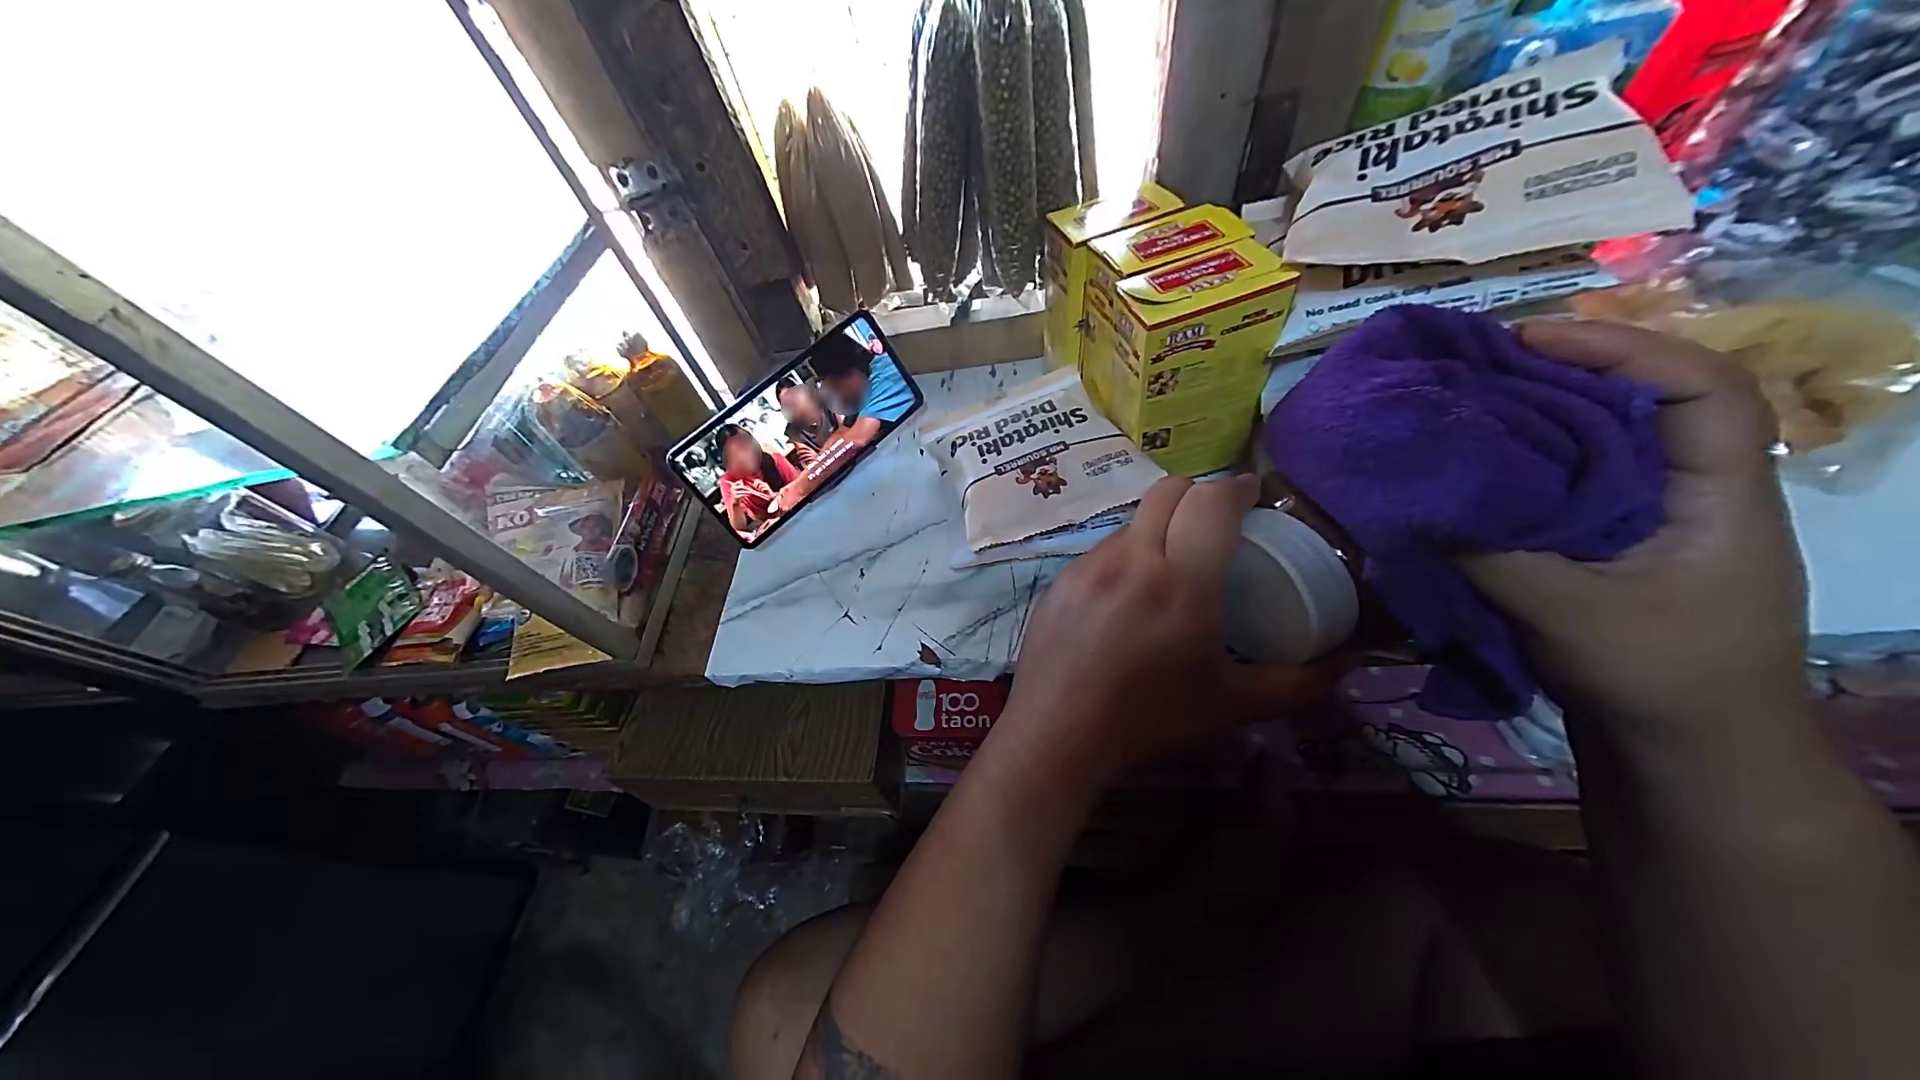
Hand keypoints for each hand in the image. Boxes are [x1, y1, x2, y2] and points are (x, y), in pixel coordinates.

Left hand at [991, 475, 1337, 788]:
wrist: (1058, 732)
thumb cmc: (1149, 717)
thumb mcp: (1230, 703)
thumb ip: (1294, 682)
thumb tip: (1346, 665)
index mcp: (1181, 582)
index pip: (1210, 502)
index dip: (1236, 488)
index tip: (1253, 494)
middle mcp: (1132, 559)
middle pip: (1168, 491)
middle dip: (1199, 494)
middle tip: (1217, 521)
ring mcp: (1088, 565)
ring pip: (1133, 521)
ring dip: (1160, 526)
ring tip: (1172, 564)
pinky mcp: (1060, 579)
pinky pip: (1102, 549)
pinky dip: (1127, 554)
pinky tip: (1128, 595)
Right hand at [1460, 320, 1808, 738]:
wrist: (1688, 756)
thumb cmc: (1657, 680)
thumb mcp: (1569, 614)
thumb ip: (1492, 550)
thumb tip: (1416, 497)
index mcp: (1722, 496)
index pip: (1702, 388)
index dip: (1622, 349)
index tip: (1529, 340)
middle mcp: (1694, 493)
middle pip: (1642, 403)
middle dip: (1565, 372)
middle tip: (1479, 364)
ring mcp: (1653, 521)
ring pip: (1602, 444)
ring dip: (1539, 417)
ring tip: (1468, 403)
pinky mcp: (1612, 547)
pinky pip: (1571, 485)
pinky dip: (1525, 465)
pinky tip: (1478, 468)